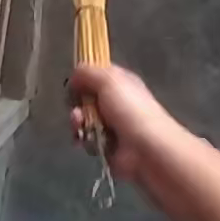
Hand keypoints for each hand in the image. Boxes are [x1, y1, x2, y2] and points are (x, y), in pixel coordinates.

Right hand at [68, 64, 187, 182]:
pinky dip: (83, 138)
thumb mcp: (109, 79)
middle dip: (77, 102)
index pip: (98, 75)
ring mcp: (111, 124)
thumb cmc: (130, 109)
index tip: (75, 83)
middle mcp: (116, 102)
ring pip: (83, 118)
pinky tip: (85, 138)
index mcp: (121, 82)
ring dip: (78, 121)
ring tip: (80, 124)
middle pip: (86, 97)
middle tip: (77, 108)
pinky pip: (86, 138)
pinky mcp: (105, 145)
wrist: (146, 148)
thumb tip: (74, 77)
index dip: (84, 78)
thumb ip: (87, 72)